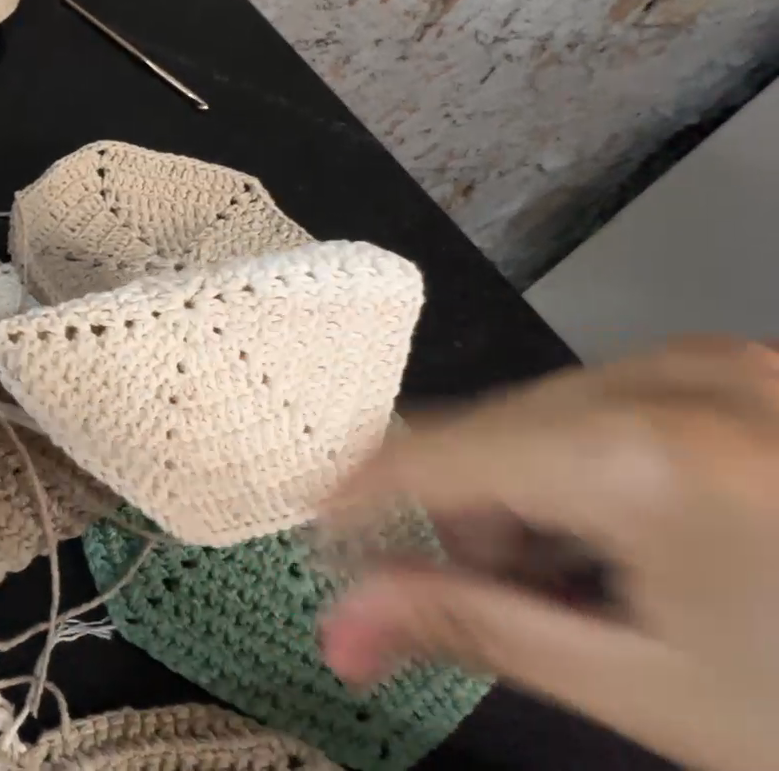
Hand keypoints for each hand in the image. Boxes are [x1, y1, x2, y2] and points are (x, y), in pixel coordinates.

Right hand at [320, 338, 778, 770]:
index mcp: (635, 451)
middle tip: (469, 597)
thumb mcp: (651, 689)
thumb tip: (332, 634)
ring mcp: (719, 363)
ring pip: (532, 415)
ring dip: (511, 493)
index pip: (421, 458)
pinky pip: (600, 406)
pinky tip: (625, 540)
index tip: (316, 549)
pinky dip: (574, 470)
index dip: (351, 506)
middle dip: (448, 514)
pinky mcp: (747, 371)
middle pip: (477, 432)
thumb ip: (466, 631)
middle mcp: (665, 376)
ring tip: (568, 580)